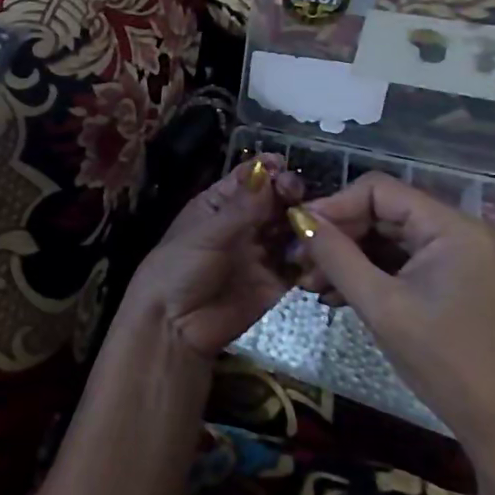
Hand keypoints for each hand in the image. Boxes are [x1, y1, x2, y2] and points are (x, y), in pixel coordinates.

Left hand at [124, 156, 302, 358]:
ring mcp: (262, 251)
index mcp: (219, 205)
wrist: (174, 326)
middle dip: (292, 197)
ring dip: (306, 224)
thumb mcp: (206, 234)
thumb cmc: (179, 270)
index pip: (249, 179)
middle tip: (302, 201)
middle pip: (277, 201)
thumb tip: (268, 168)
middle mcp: (243, 224)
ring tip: (316, 226)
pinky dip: (313, 256)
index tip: (285, 171)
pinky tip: (320, 252)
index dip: (269, 172)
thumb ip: (241, 207)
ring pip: (294, 229)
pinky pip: (302, 262)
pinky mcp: (277, 280)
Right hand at [298, 172, 494, 456]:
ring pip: (391, 240)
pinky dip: (371, 274)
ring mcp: (465, 260)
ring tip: (312, 286)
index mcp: (454, 229)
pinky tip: (338, 296)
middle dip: (338, 236)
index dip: (334, 206)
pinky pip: (406, 264)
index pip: (379, 191)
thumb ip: (336, 255)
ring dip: (349, 258)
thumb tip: (299, 219)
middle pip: (384, 213)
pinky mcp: (461, 285)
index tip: (299, 234)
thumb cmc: (445, 361)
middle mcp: (464, 234)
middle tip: (300, 265)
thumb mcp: (380, 305)